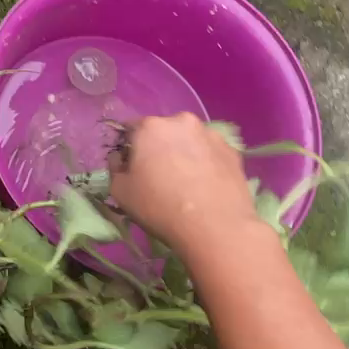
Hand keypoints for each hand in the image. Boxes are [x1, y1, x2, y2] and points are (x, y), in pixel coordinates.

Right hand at [109, 114, 259, 252]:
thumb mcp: (119, 191)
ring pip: (188, 140)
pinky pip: (210, 153)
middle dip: (158, 148)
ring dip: (183, 154)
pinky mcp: (233, 151)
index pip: (131, 129)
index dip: (128, 149)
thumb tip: (121, 158)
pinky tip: (204, 186)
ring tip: (185, 182)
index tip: (131, 167)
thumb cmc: (158, 206)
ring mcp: (211, 135)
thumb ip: (115, 167)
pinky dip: (205, 163)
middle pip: (163, 132)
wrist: (215, 227)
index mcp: (150, 127)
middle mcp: (182, 122)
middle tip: (158, 175)